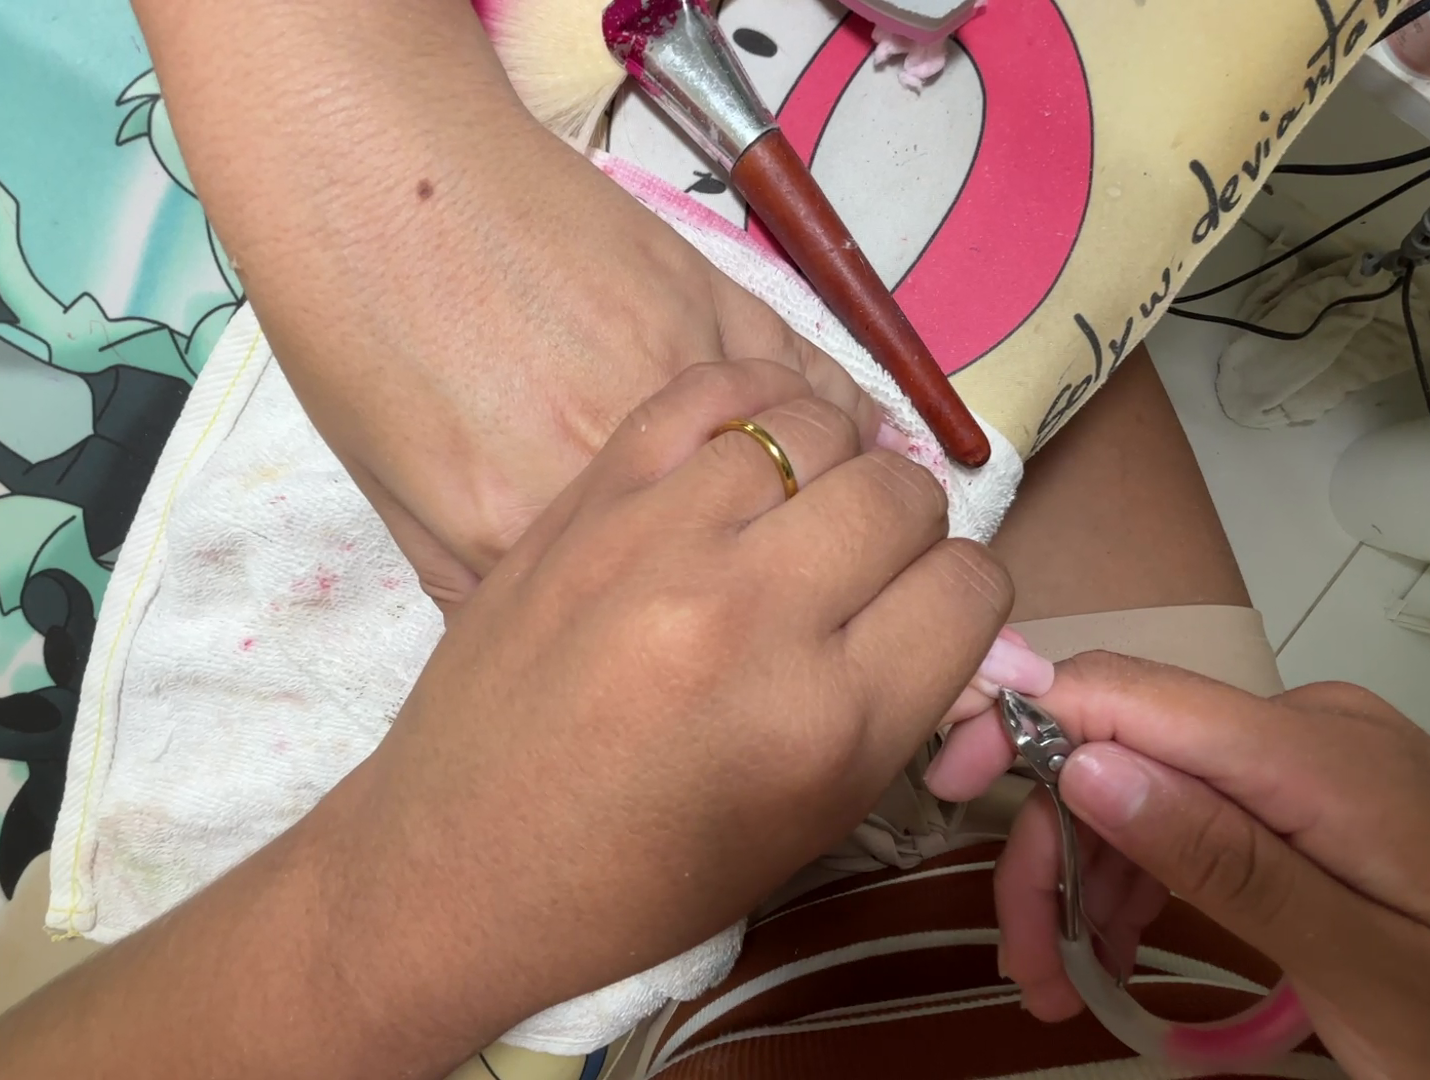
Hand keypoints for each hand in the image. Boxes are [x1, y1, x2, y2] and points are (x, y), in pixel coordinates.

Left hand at [278, 125, 882, 610]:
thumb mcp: (396, 495)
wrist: (376, 171)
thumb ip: (481, 583)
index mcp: (528, 526)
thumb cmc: (364, 333)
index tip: (728, 632)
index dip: (700, 631)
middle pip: (749, 553)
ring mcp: (682, 378)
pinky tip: (851, 434)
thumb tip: (566, 633)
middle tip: (801, 588)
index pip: (655, 618)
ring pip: (800, 466)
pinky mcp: (715, 300)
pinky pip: (809, 378)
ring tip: (843, 513)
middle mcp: (621, 467)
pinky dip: (841, 415)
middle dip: (781, 583)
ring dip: (830, 499)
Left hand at [308, 358, 1014, 1044]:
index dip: (964, 598)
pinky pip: (711, 391)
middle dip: (909, 526)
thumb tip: (961, 604)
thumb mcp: (805, 820)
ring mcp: (662, 540)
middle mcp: (752, 614)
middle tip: (863, 559)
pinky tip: (750, 445)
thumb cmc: (642, 874)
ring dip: (834, 464)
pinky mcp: (592, 497)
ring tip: (800, 505)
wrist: (460, 859)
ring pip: (815, 428)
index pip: (970, 591)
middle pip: (902, 495)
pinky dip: (754, 405)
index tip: (928, 609)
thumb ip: (900, 700)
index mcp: (825, 722)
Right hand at [988, 653, 1429, 1078]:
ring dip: (1081, 876)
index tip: (946, 777)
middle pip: (1117, 751)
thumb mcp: (1371, 975)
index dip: (1021, 719)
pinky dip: (1128, 878)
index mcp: (1320, 752)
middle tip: (1022, 953)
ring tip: (1058, 974)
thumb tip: (1085, 767)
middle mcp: (1295, 728)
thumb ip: (1225, 859)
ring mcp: (1290, 759)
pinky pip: (1173, 813)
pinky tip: (1114, 945)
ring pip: (1132, 788)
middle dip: (1052, 845)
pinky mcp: (1283, 794)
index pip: (1126, 693)